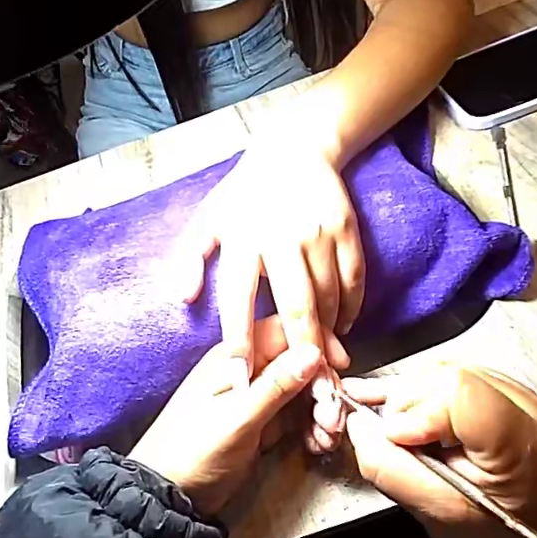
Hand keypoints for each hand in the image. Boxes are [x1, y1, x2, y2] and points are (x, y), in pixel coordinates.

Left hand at [129, 339, 322, 515]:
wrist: (172, 492)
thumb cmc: (194, 450)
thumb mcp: (238, 418)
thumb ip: (275, 385)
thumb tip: (313, 351)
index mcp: (236, 356)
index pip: (285, 332)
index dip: (316, 345)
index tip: (340, 367)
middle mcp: (248, 370)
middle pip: (300, 363)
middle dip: (323, 388)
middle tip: (332, 418)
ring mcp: (257, 396)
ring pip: (303, 391)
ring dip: (322, 411)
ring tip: (326, 437)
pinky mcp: (263, 421)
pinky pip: (298, 415)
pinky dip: (312, 427)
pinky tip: (317, 444)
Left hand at [178, 146, 362, 372]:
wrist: (293, 151)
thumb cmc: (243, 193)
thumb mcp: (207, 219)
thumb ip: (189, 259)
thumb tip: (181, 299)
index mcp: (242, 240)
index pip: (238, 301)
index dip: (239, 343)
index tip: (240, 380)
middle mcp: (281, 238)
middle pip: (296, 307)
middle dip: (300, 352)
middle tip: (303, 386)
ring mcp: (318, 233)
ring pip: (329, 298)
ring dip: (327, 334)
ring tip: (322, 360)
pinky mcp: (346, 229)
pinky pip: (355, 280)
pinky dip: (352, 309)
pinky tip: (343, 325)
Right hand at [336, 368, 536, 537]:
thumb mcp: (436, 513)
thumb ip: (389, 467)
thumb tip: (359, 425)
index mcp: (521, 444)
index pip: (458, 392)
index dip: (415, 410)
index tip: (399, 439)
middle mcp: (528, 410)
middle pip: (442, 377)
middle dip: (406, 406)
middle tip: (399, 441)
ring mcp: (516, 395)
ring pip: (437, 372)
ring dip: (408, 400)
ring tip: (402, 432)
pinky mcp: (497, 389)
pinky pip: (443, 375)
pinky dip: (412, 393)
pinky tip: (388, 402)